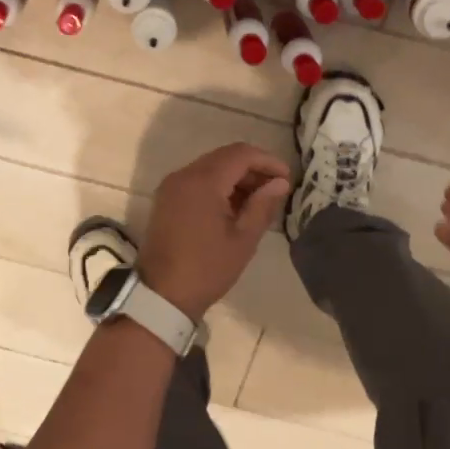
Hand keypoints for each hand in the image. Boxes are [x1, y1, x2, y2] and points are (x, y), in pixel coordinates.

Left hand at [137, 143, 290, 319]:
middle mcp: (184, 174)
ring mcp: (172, 185)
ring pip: (210, 167)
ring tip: (259, 201)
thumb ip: (263, 205)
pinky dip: (218, 186)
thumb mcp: (243, 239)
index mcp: (203, 181)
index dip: (267, 161)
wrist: (162, 294)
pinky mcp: (166, 198)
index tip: (287, 178)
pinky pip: (197, 180)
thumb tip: (280, 183)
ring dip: (236, 177)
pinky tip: (235, 207)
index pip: (240, 154)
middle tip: (276, 190)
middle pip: (224, 157)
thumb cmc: (207, 268)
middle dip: (252, 168)